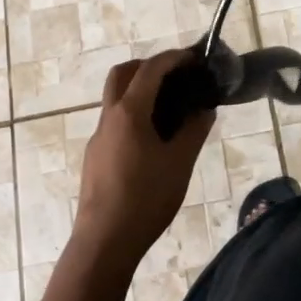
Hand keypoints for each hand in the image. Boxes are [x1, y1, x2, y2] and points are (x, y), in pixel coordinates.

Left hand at [73, 49, 216, 258]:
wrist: (104, 241)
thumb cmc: (145, 199)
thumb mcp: (179, 164)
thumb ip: (193, 132)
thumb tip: (205, 110)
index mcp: (129, 113)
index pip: (150, 69)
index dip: (173, 58)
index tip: (193, 58)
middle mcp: (108, 117)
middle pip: (122, 74)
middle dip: (147, 66)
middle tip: (174, 75)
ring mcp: (98, 138)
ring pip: (115, 99)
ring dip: (138, 91)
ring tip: (169, 109)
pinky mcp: (95, 157)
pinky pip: (114, 122)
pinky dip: (132, 115)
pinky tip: (152, 140)